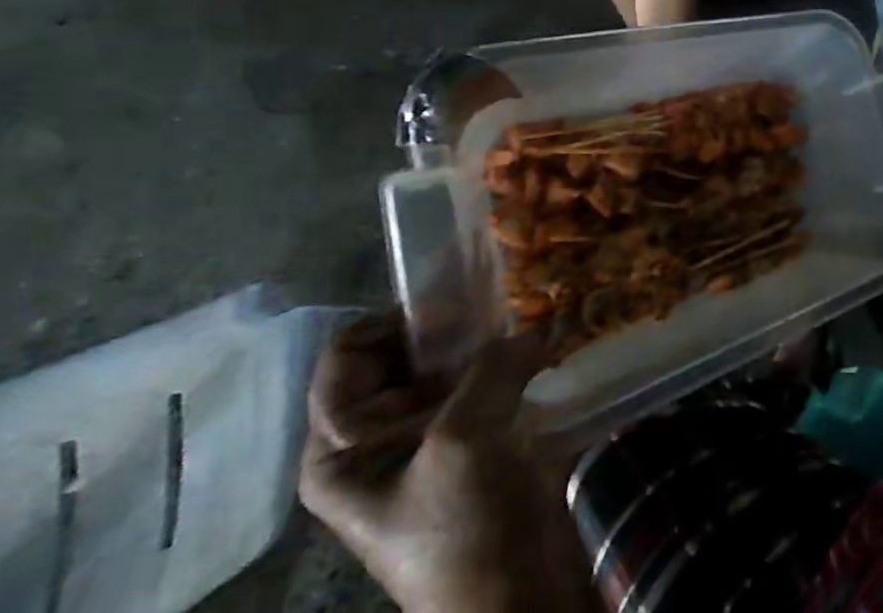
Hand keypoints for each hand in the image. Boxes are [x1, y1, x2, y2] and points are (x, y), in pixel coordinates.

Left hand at [298, 312, 594, 612]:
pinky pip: (483, 390)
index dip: (397, 319)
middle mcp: (375, 442)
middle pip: (402, 357)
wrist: (516, 606)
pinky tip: (540, 346)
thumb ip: (494, 368)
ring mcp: (427, 446)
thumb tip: (542, 322)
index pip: (350, 353)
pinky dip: (508, 366)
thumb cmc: (463, 530)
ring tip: (524, 316)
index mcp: (340, 448)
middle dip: (448, 328)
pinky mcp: (473, 450)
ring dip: (485, 343)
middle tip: (497, 302)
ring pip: (448, 371)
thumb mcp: (463, 440)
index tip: (454, 300)